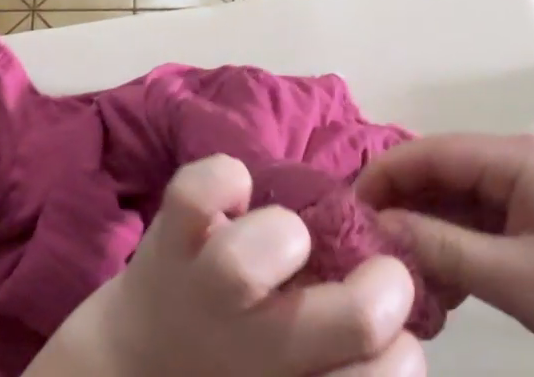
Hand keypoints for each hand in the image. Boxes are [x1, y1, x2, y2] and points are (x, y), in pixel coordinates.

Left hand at [29, 154, 424, 376]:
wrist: (132, 368)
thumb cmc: (234, 365)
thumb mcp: (291, 370)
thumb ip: (340, 349)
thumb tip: (399, 309)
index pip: (390, 371)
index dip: (402, 345)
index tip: (388, 332)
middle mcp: (259, 350)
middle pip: (350, 317)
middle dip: (381, 286)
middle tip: (374, 275)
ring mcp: (205, 292)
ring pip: (245, 258)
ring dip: (283, 234)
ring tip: (284, 237)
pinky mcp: (166, 244)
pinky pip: (193, 193)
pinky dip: (221, 177)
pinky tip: (235, 193)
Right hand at [355, 134, 533, 376]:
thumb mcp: (516, 278)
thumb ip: (440, 247)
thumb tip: (375, 225)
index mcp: (518, 158)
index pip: (430, 151)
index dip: (383, 175)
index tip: (343, 209)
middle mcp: (521, 165)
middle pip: (442, 173)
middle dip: (400, 205)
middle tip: (360, 243)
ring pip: (459, 203)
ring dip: (426, 232)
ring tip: (391, 267)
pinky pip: (482, 228)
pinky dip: (455, 249)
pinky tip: (436, 283)